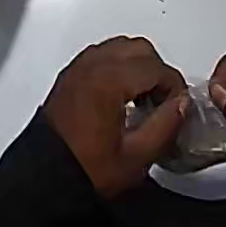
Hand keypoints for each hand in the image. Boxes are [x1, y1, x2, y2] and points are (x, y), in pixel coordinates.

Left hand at [43, 36, 187, 198]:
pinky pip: (102, 55)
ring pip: (120, 47)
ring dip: (138, 66)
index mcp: (109, 78)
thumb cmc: (88, 170)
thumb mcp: (135, 157)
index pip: (154, 67)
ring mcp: (79, 66)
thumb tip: (182, 103)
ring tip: (144, 101)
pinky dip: (119, 66)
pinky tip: (122, 97)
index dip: (174, 86)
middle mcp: (93, 63)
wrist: (43, 179)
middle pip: (139, 48)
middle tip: (163, 103)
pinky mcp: (71, 74)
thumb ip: (165, 125)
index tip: (179, 108)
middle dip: (157, 71)